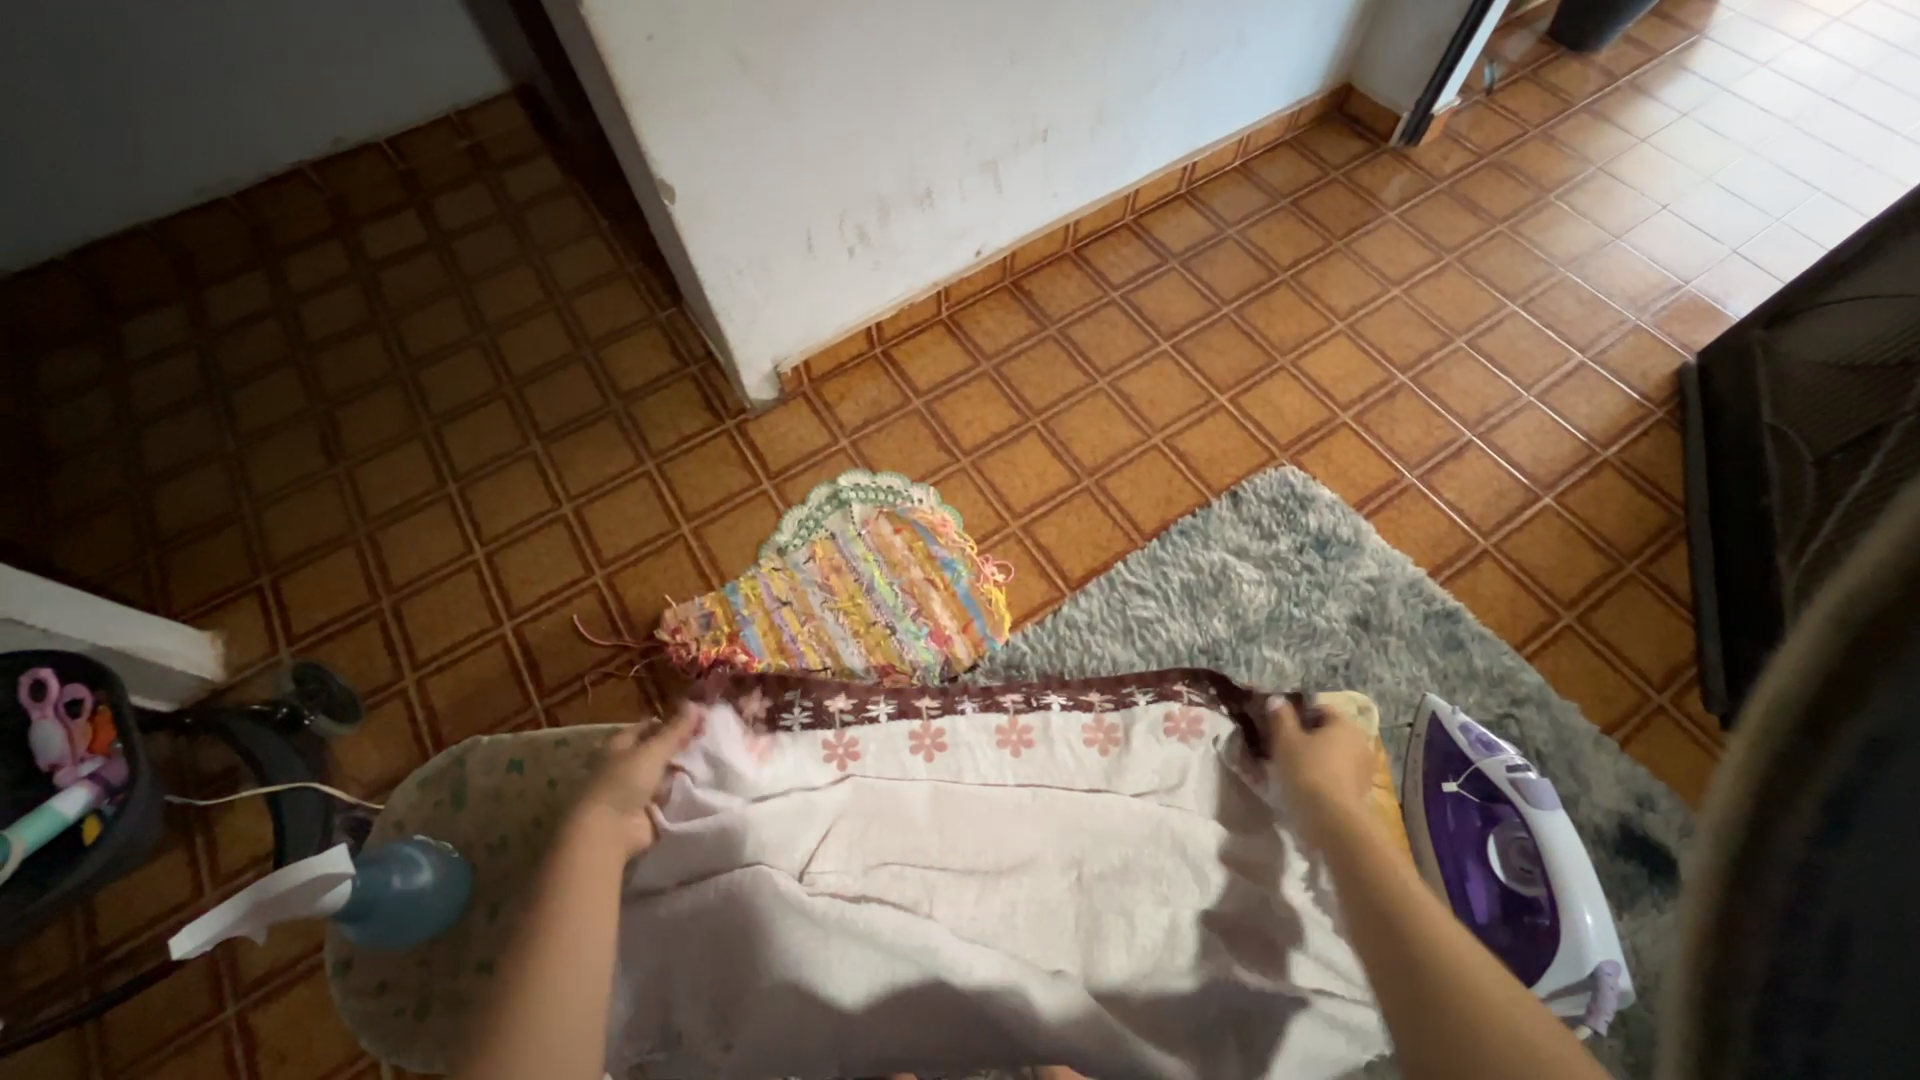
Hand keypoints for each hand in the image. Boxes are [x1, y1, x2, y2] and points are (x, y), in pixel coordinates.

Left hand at [569, 704, 700, 856]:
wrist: (609, 832)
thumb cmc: (624, 782)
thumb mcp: (653, 751)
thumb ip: (676, 729)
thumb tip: (697, 703)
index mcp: (621, 744)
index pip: (651, 726)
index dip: (675, 722)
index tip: (702, 720)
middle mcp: (628, 764)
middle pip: (661, 750)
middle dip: (682, 747)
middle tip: (710, 742)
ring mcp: (638, 788)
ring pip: (668, 773)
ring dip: (685, 771)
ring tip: (712, 762)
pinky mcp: (649, 809)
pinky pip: (671, 795)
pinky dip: (684, 791)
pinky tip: (705, 784)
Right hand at [1263, 696, 1376, 839]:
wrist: (1331, 820)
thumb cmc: (1307, 771)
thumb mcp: (1285, 739)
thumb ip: (1280, 715)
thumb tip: (1277, 699)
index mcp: (1345, 723)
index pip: (1319, 708)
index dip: (1296, 714)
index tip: (1277, 726)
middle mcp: (1360, 741)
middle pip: (1327, 732)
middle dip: (1306, 736)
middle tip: (1281, 747)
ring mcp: (1364, 768)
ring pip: (1333, 754)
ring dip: (1314, 757)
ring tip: (1291, 768)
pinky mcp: (1361, 790)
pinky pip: (1337, 774)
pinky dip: (1323, 775)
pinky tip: (1305, 785)